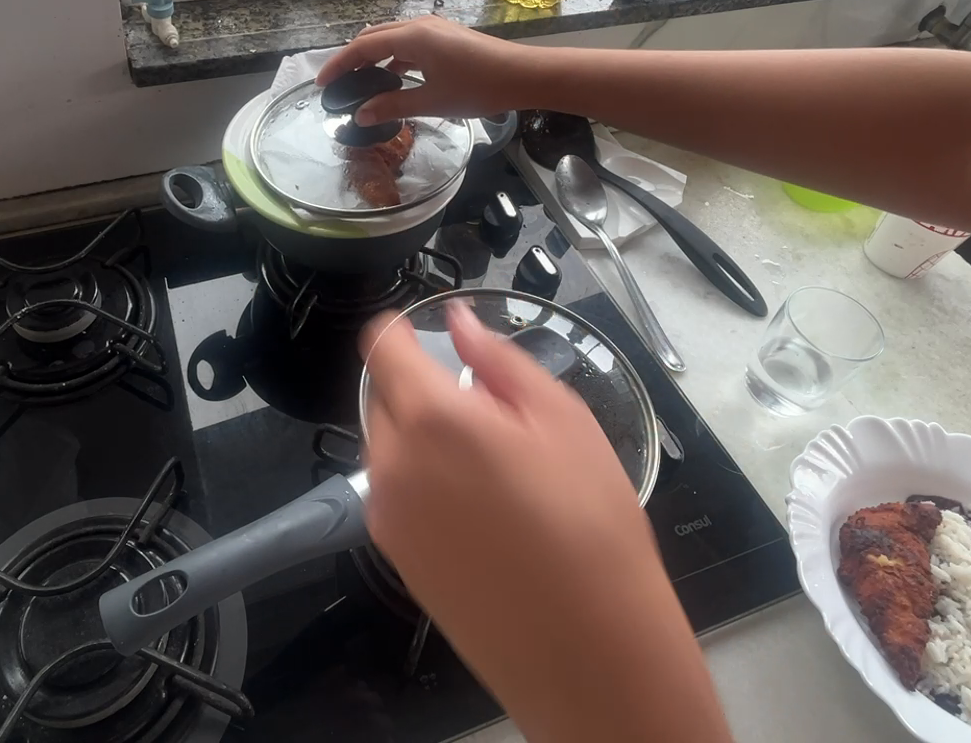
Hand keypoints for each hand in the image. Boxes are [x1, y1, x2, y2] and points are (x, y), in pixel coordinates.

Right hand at [315, 15, 537, 124]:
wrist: (522, 76)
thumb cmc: (477, 88)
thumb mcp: (431, 101)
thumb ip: (392, 106)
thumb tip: (361, 115)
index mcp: (411, 37)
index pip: (362, 47)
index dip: (339, 65)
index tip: (322, 83)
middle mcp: (418, 26)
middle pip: (373, 37)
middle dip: (352, 59)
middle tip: (337, 84)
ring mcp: (433, 30)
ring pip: (391, 39)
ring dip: (373, 58)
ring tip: (361, 84)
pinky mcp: (445, 38)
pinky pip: (408, 44)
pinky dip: (393, 59)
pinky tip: (394, 80)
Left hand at [361, 303, 732, 742]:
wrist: (590, 652)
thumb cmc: (590, 525)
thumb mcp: (562, 417)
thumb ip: (498, 356)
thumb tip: (458, 320)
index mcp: (430, 418)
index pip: (380, 345)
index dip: (401, 329)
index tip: (426, 334)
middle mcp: (391, 463)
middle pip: (383, 394)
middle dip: (422, 388)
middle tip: (486, 412)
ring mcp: (386, 514)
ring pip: (388, 443)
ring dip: (422, 435)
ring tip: (490, 468)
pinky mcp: (393, 556)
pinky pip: (393, 491)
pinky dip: (421, 480)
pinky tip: (478, 510)